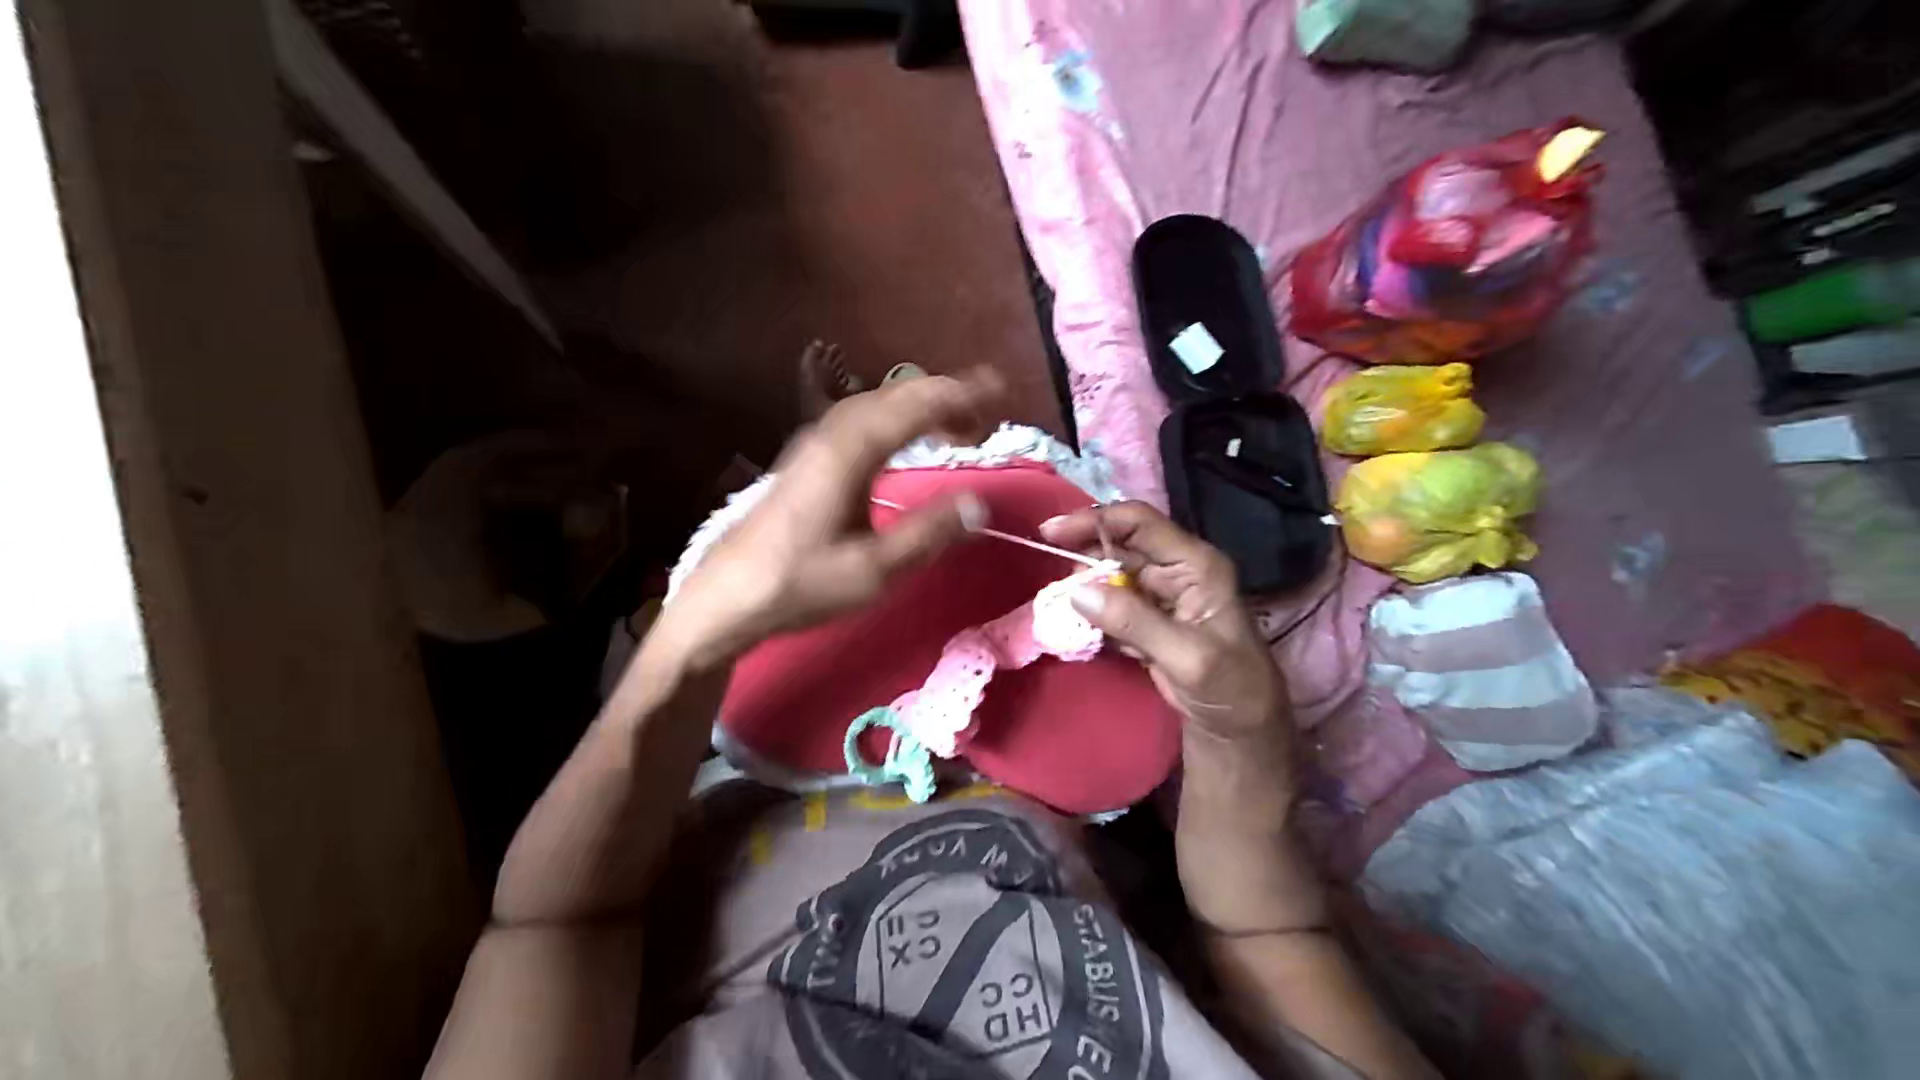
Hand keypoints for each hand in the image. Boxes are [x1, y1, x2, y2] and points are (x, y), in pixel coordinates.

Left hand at [648, 372, 1002, 674]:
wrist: (726, 597)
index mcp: (850, 454)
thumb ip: (928, 534)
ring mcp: (813, 445)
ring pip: (873, 405)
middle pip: (893, 396)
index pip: (913, 407)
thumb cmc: (800, 584)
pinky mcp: (806, 461)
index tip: (998, 390)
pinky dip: (893, 419)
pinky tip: (902, 442)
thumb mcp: (874, 570)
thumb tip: (980, 505)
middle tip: (985, 409)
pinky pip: (858, 421)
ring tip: (954, 424)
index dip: (959, 394)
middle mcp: (830, 436)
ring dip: (917, 406)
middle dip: (943, 394)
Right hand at [1039, 502, 1287, 748]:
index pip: (1140, 523)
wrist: (1242, 730)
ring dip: (1083, 585)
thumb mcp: (1188, 657)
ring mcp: (1160, 595)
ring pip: (1111, 574)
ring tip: (1058, 603)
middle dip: (1082, 552)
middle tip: (1048, 570)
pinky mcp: (1146, 619)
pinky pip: (1109, 604)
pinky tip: (1073, 624)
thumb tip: (1076, 591)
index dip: (1095, 521)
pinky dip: (1090, 611)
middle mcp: (1176, 571)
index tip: (1051, 532)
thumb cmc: (1232, 688)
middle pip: (1120, 544)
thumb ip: (1134, 621)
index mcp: (1196, 564)